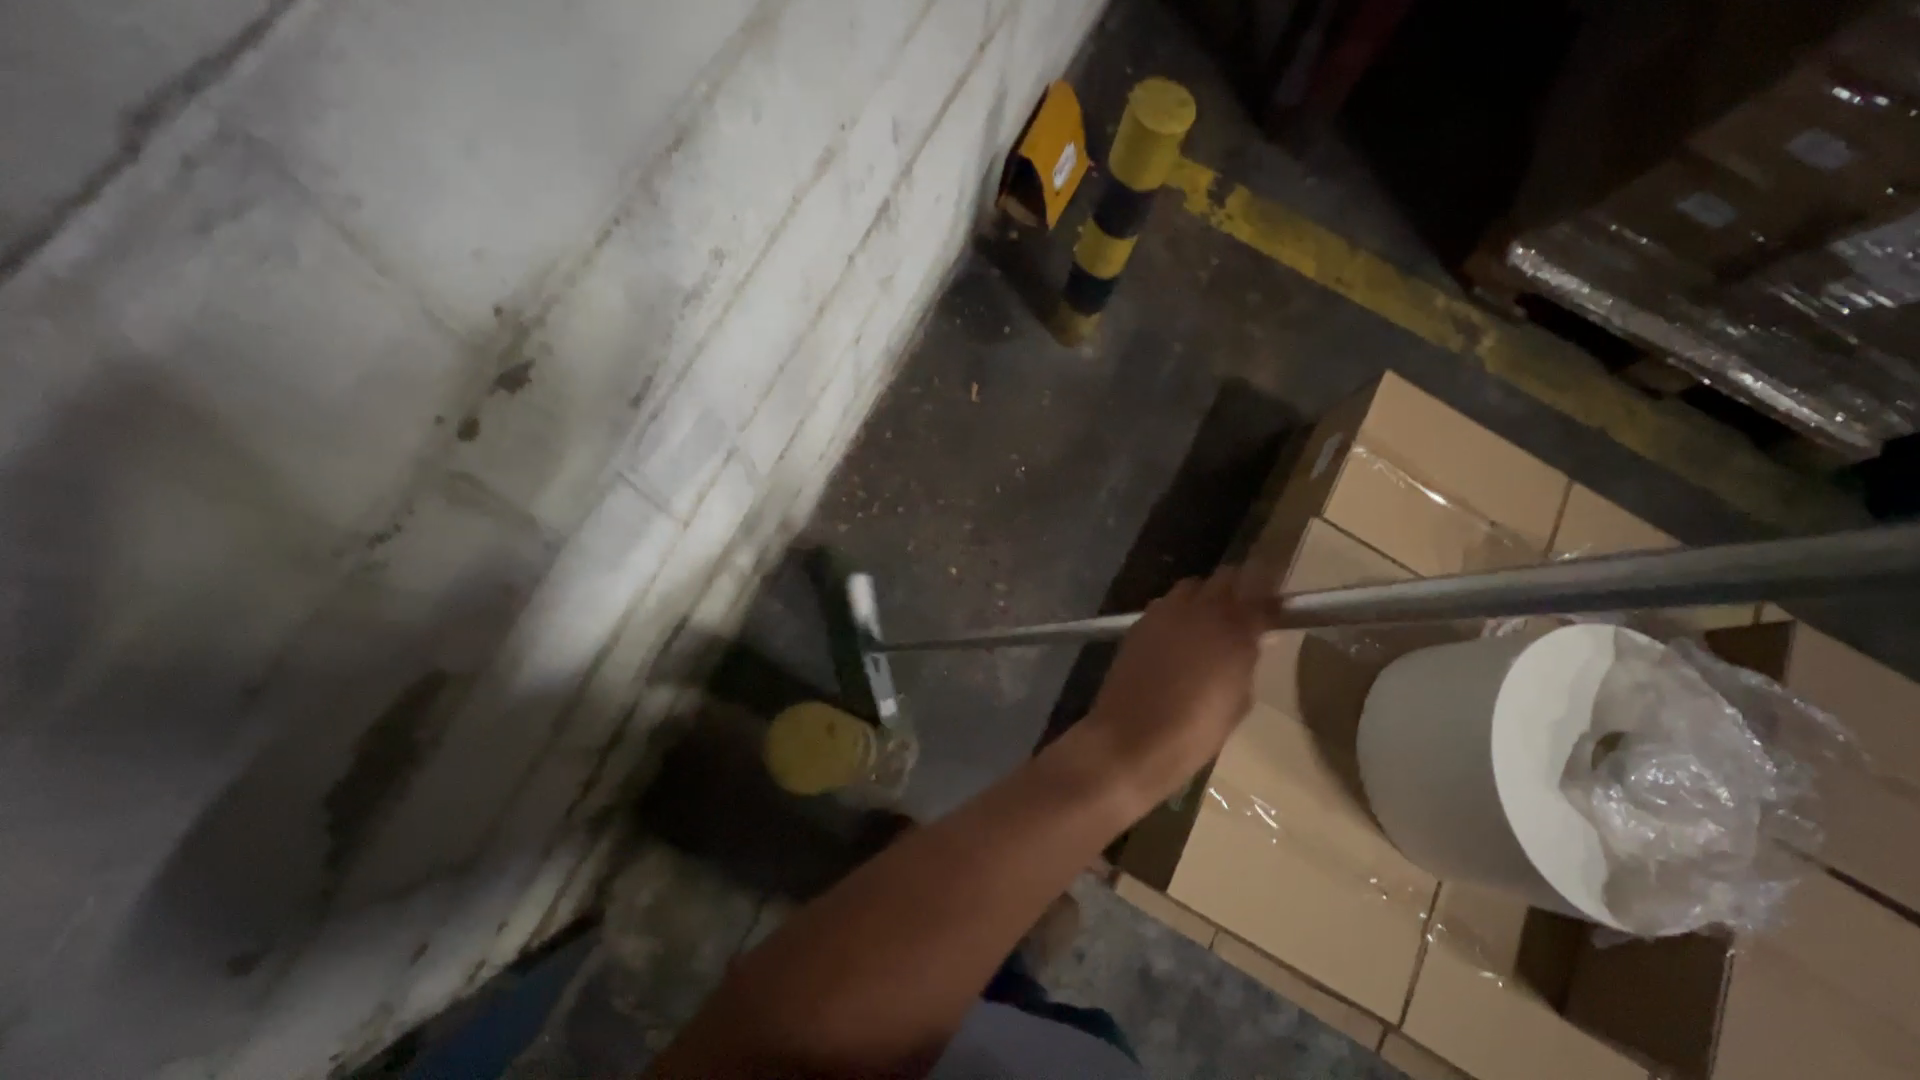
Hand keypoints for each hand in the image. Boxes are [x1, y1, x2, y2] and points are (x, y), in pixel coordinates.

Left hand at [1073, 567, 1264, 806]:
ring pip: (1192, 586)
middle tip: (1245, 611)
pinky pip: (1165, 606)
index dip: (1272, 602)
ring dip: (1204, 598)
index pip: (1262, 597)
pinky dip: (1177, 614)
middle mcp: (1199, 610)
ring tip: (1209, 623)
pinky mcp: (1138, 624)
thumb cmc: (1194, 732)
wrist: (1130, 740)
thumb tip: (1253, 645)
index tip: (1277, 611)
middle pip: (1226, 577)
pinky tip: (1178, 638)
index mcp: (1233, 630)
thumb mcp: (1238, 703)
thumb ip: (1247, 664)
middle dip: (1239, 589)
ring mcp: (1164, 613)